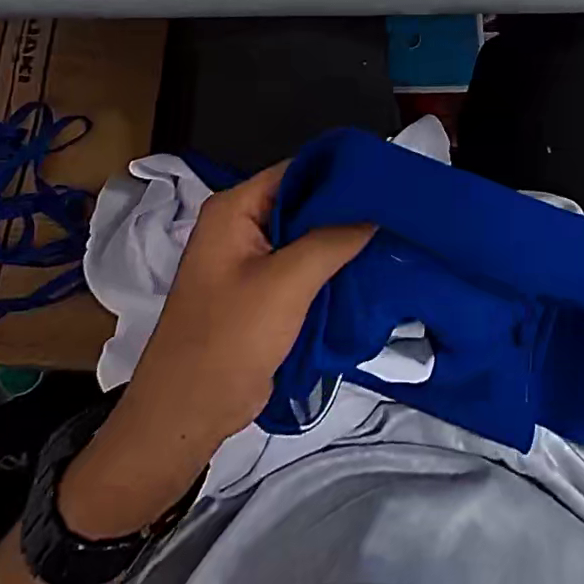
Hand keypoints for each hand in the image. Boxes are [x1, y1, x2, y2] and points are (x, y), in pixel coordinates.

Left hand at [57, 164, 373, 538]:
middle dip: (345, 206)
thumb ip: (334, 239)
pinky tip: (365, 264)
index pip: (295, 171)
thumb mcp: (287, 282)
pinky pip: (301, 263)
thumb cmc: (230, 338)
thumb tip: (378, 209)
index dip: (340, 172)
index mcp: (234, 207)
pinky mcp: (260, 288)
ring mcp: (249, 257)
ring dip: (340, 237)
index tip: (386, 179)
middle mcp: (239, 223)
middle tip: (395, 208)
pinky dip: (329, 263)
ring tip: (390, 232)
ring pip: (305, 233)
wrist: (189, 412)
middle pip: (301, 200)